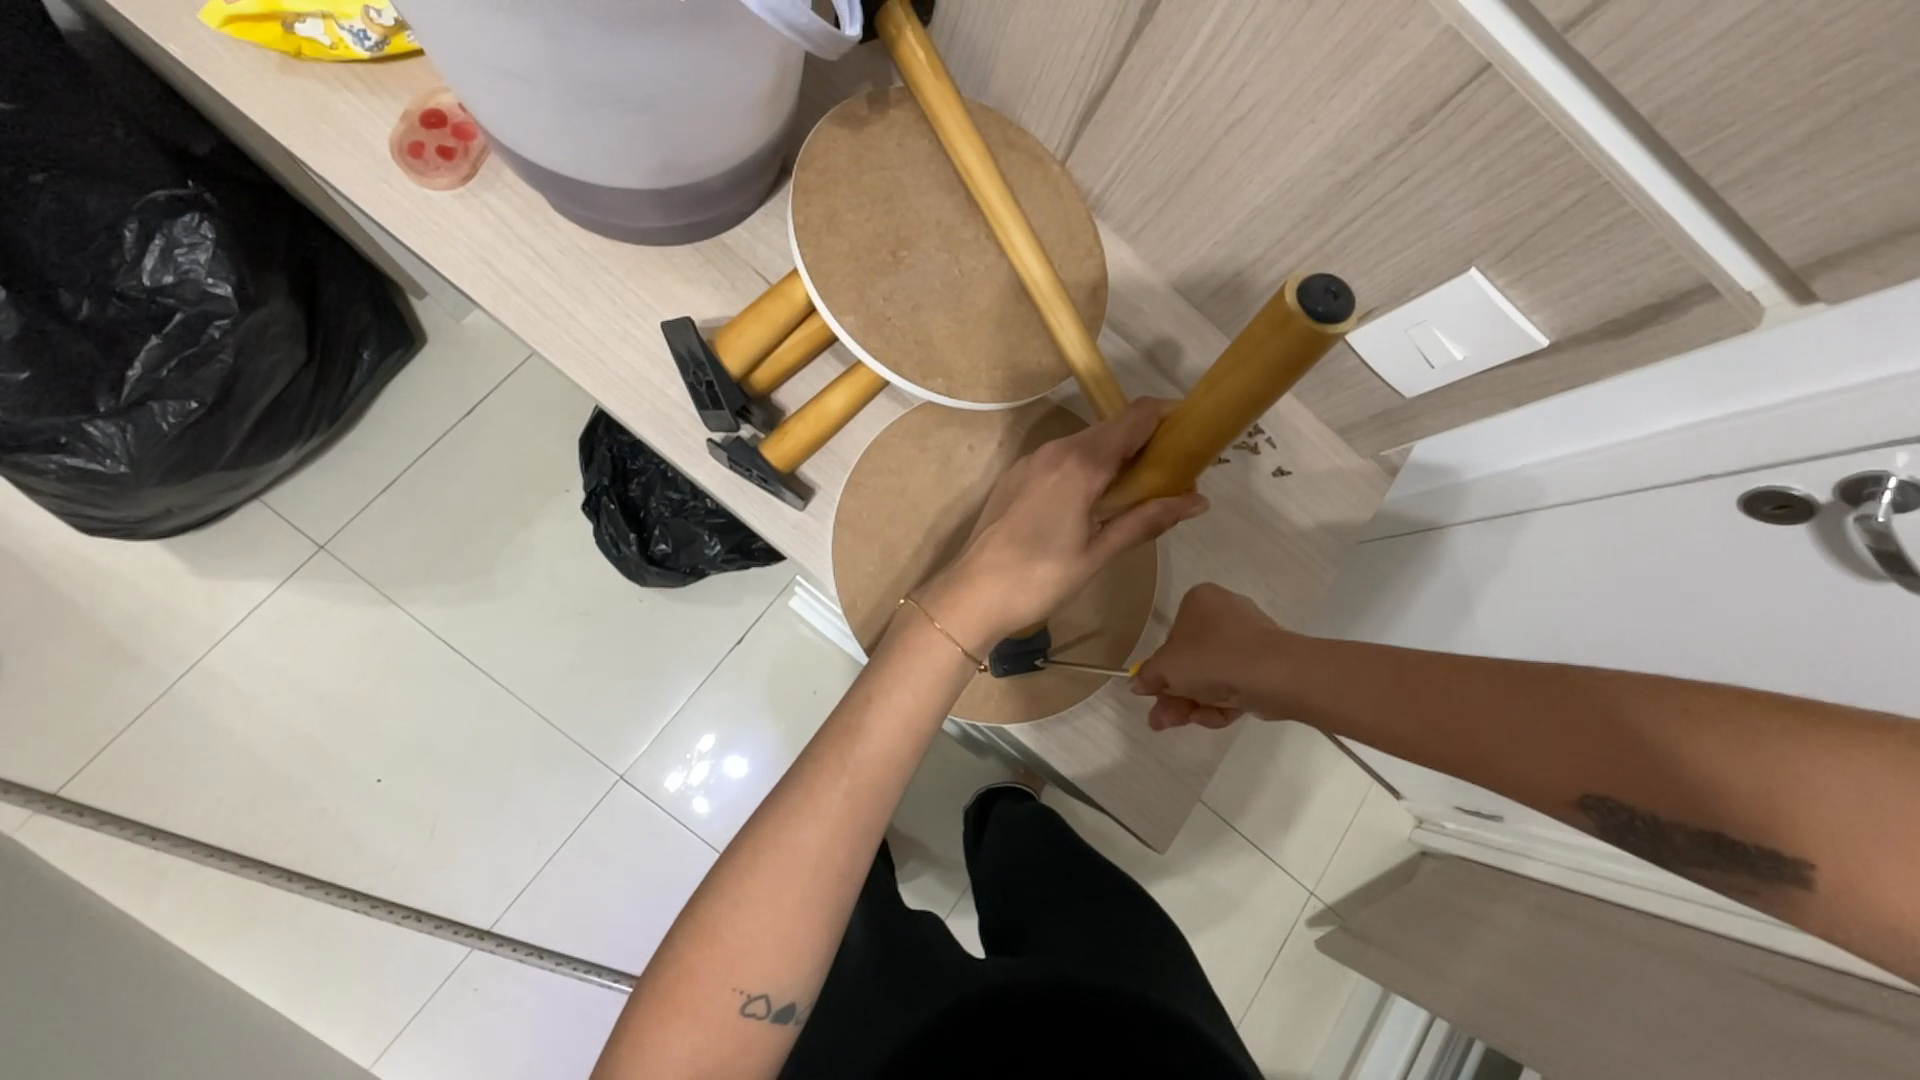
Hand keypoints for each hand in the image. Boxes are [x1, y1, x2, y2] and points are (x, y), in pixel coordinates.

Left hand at [919, 398, 1208, 651]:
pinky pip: (1061, 458)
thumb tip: (1198, 501)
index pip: (1135, 417)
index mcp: (1081, 463)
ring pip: (1085, 443)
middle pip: (1111, 428)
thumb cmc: (1040, 579)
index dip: (1169, 415)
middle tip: (1175, 470)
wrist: (972, 593)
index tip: (1195, 431)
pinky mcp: (1016, 476)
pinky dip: (1087, 466)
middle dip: (1146, 440)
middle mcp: (1055, 449)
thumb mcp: (1100, 552)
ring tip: (1139, 488)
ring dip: (1115, 455)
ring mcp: (1031, 461)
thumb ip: (1147, 520)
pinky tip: (1095, 498)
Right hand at [1131, 584, 1292, 730]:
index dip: (1162, 668)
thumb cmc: (1210, 657)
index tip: (1155, 691)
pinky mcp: (1267, 666)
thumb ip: (1148, 675)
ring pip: (1213, 677)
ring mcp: (1249, 641)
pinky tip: (1212, 717)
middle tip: (1162, 719)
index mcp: (1200, 602)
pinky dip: (1221, 703)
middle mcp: (1225, 614)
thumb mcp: (1165, 667)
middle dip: (1175, 694)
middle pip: (1192, 661)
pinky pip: (1235, 684)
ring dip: (1193, 703)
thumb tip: (1138, 684)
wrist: (1272, 673)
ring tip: (1182, 724)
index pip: (1173, 636)